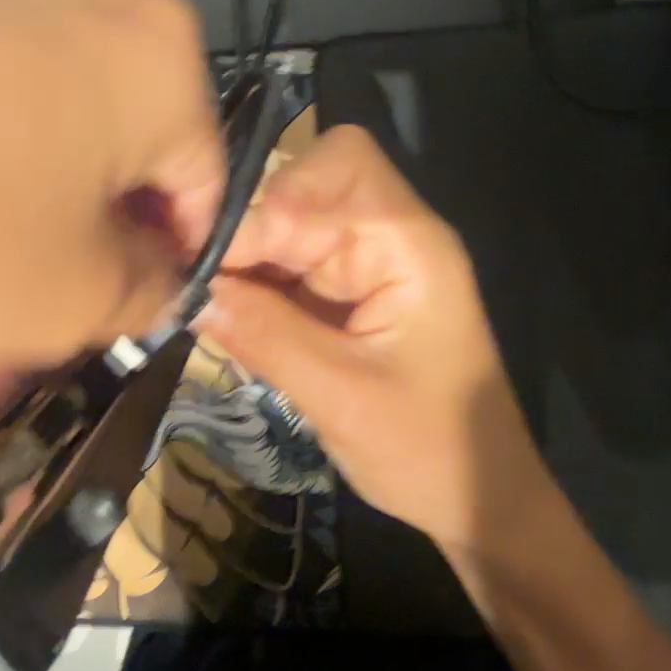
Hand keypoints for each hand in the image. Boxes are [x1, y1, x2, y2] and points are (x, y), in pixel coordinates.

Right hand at [194, 126, 549, 557]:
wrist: (479, 498)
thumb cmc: (431, 451)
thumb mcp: (343, 398)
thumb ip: (267, 337)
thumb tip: (192, 293)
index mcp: (408, 244)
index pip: (336, 171)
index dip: (271, 200)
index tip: (209, 255)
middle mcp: (385, 236)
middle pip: (303, 186)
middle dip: (249, 229)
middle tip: (198, 281)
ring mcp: (362, 263)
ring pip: (284, 226)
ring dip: (242, 259)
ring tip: (201, 302)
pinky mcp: (341, 292)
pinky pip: (283, 266)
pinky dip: (250, 285)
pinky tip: (224, 317)